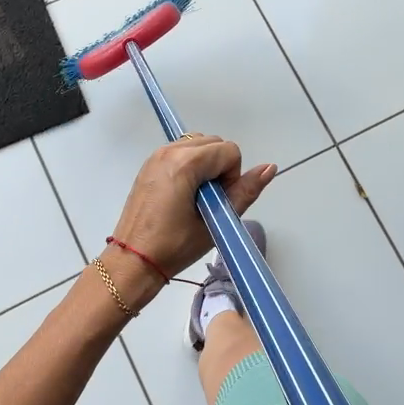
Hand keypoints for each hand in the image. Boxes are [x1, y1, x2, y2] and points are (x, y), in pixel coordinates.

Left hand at [109, 135, 275, 284]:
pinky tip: (182, 196)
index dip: (232, 178)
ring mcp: (156, 156)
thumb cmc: (175, 247)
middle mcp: (169, 151)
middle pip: (214, 143)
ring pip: (198, 145)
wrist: (132, 261)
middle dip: (220, 169)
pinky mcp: (149, 165)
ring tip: (196, 199)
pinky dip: (190, 167)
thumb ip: (245, 192)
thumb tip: (270, 167)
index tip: (217, 203)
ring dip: (205, 166)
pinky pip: (181, 152)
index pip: (229, 151)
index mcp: (185, 163)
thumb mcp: (216, 221)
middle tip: (208, 203)